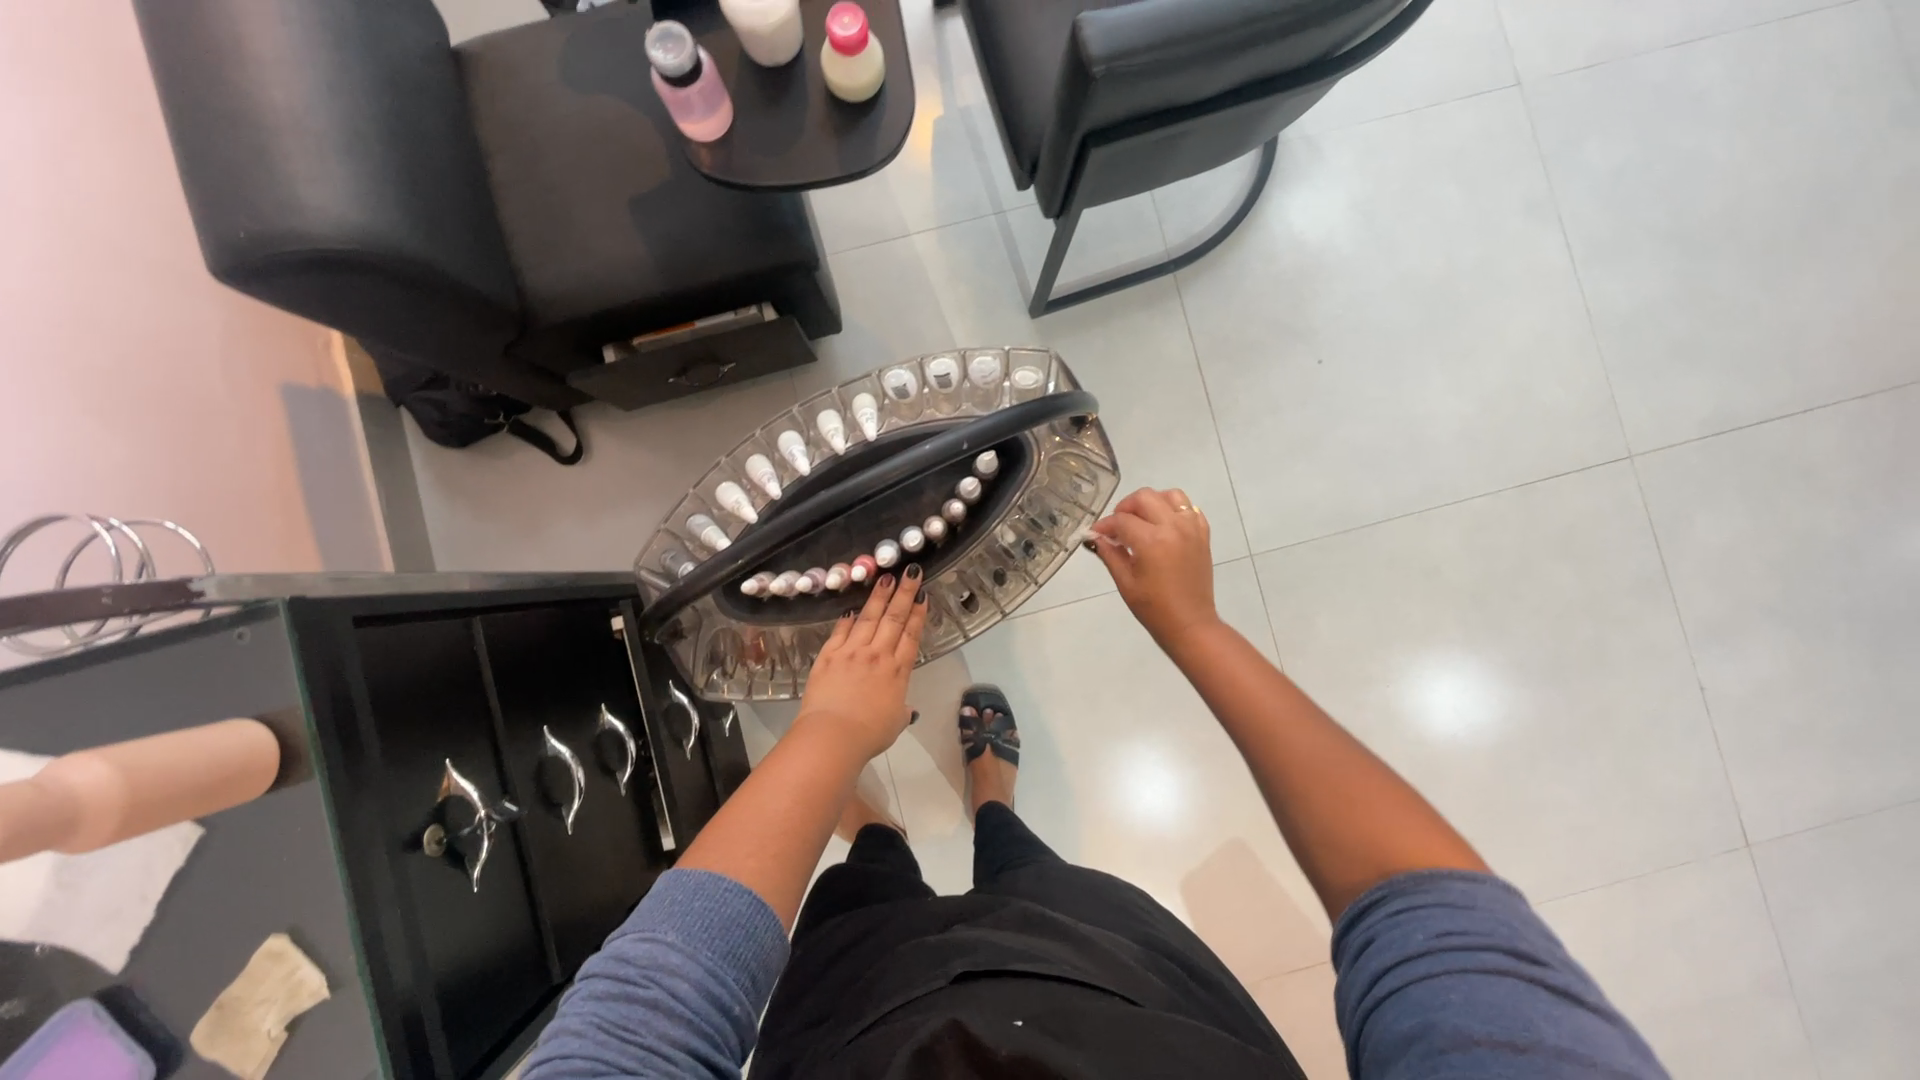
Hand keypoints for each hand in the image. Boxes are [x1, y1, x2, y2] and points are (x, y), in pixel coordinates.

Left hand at [795, 567, 928, 759]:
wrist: (833, 735)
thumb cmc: (868, 734)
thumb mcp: (894, 723)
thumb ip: (901, 711)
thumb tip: (905, 709)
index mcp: (898, 671)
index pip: (911, 635)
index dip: (918, 614)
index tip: (923, 595)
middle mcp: (878, 655)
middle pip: (894, 618)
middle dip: (905, 593)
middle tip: (911, 572)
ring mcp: (852, 651)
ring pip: (869, 617)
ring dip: (879, 596)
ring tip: (886, 578)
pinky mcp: (828, 654)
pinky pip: (841, 631)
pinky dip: (848, 619)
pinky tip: (852, 608)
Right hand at [1089, 487, 1220, 648]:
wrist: (1189, 623)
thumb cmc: (1153, 608)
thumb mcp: (1125, 582)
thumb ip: (1109, 554)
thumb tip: (1095, 537)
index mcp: (1151, 541)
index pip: (1121, 520)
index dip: (1105, 525)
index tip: (1096, 534)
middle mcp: (1173, 528)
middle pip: (1145, 497)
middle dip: (1125, 507)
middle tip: (1117, 526)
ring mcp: (1191, 529)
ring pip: (1170, 495)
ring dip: (1152, 502)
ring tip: (1142, 520)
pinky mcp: (1203, 535)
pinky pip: (1189, 509)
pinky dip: (1174, 510)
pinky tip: (1164, 526)